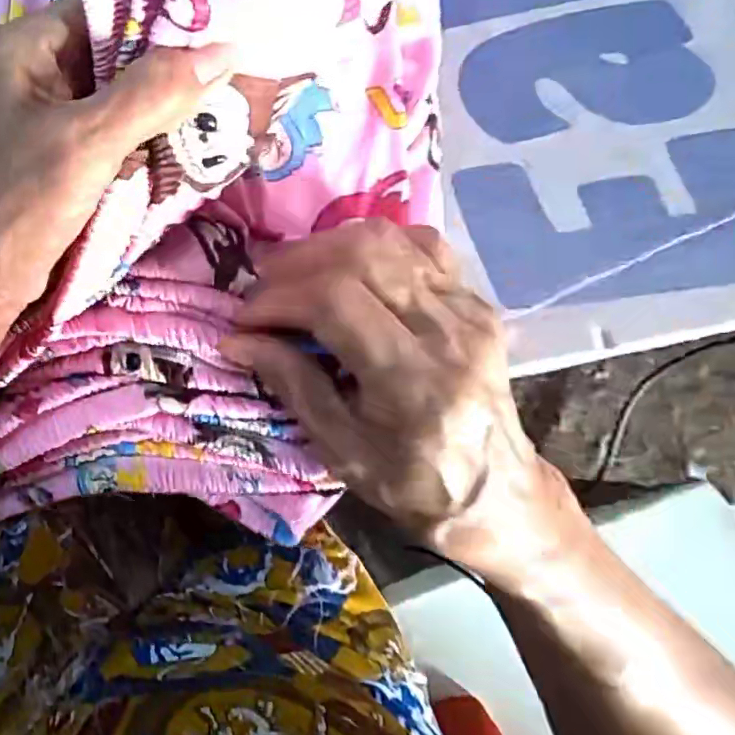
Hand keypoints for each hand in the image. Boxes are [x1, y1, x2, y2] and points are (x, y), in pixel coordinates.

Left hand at [0, 0, 235, 411]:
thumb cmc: (14, 211)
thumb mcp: (85, 144)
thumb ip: (152, 93)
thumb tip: (226, 48)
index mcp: (26, 48)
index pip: (108, 3)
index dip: (168, 5)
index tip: (234, 11)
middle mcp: (37, 74)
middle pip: (121, 50)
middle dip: (178, 63)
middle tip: (250, 63)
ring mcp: (50, 119)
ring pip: (125, 97)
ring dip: (171, 106)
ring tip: (239, 100)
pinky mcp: (64, 160)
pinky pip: (118, 136)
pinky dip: (153, 140)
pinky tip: (199, 142)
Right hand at [220, 220, 588, 585]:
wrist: (499, 495)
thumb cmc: (409, 480)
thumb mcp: (338, 447)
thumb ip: (289, 382)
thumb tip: (235, 340)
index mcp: (414, 379)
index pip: (334, 301)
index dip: (277, 300)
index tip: (244, 322)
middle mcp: (448, 331)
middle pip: (359, 256)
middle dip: (292, 266)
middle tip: (260, 292)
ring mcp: (468, 308)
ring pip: (385, 239)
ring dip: (323, 248)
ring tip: (291, 275)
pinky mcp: (474, 300)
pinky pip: (416, 244)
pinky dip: (367, 245)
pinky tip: (341, 268)